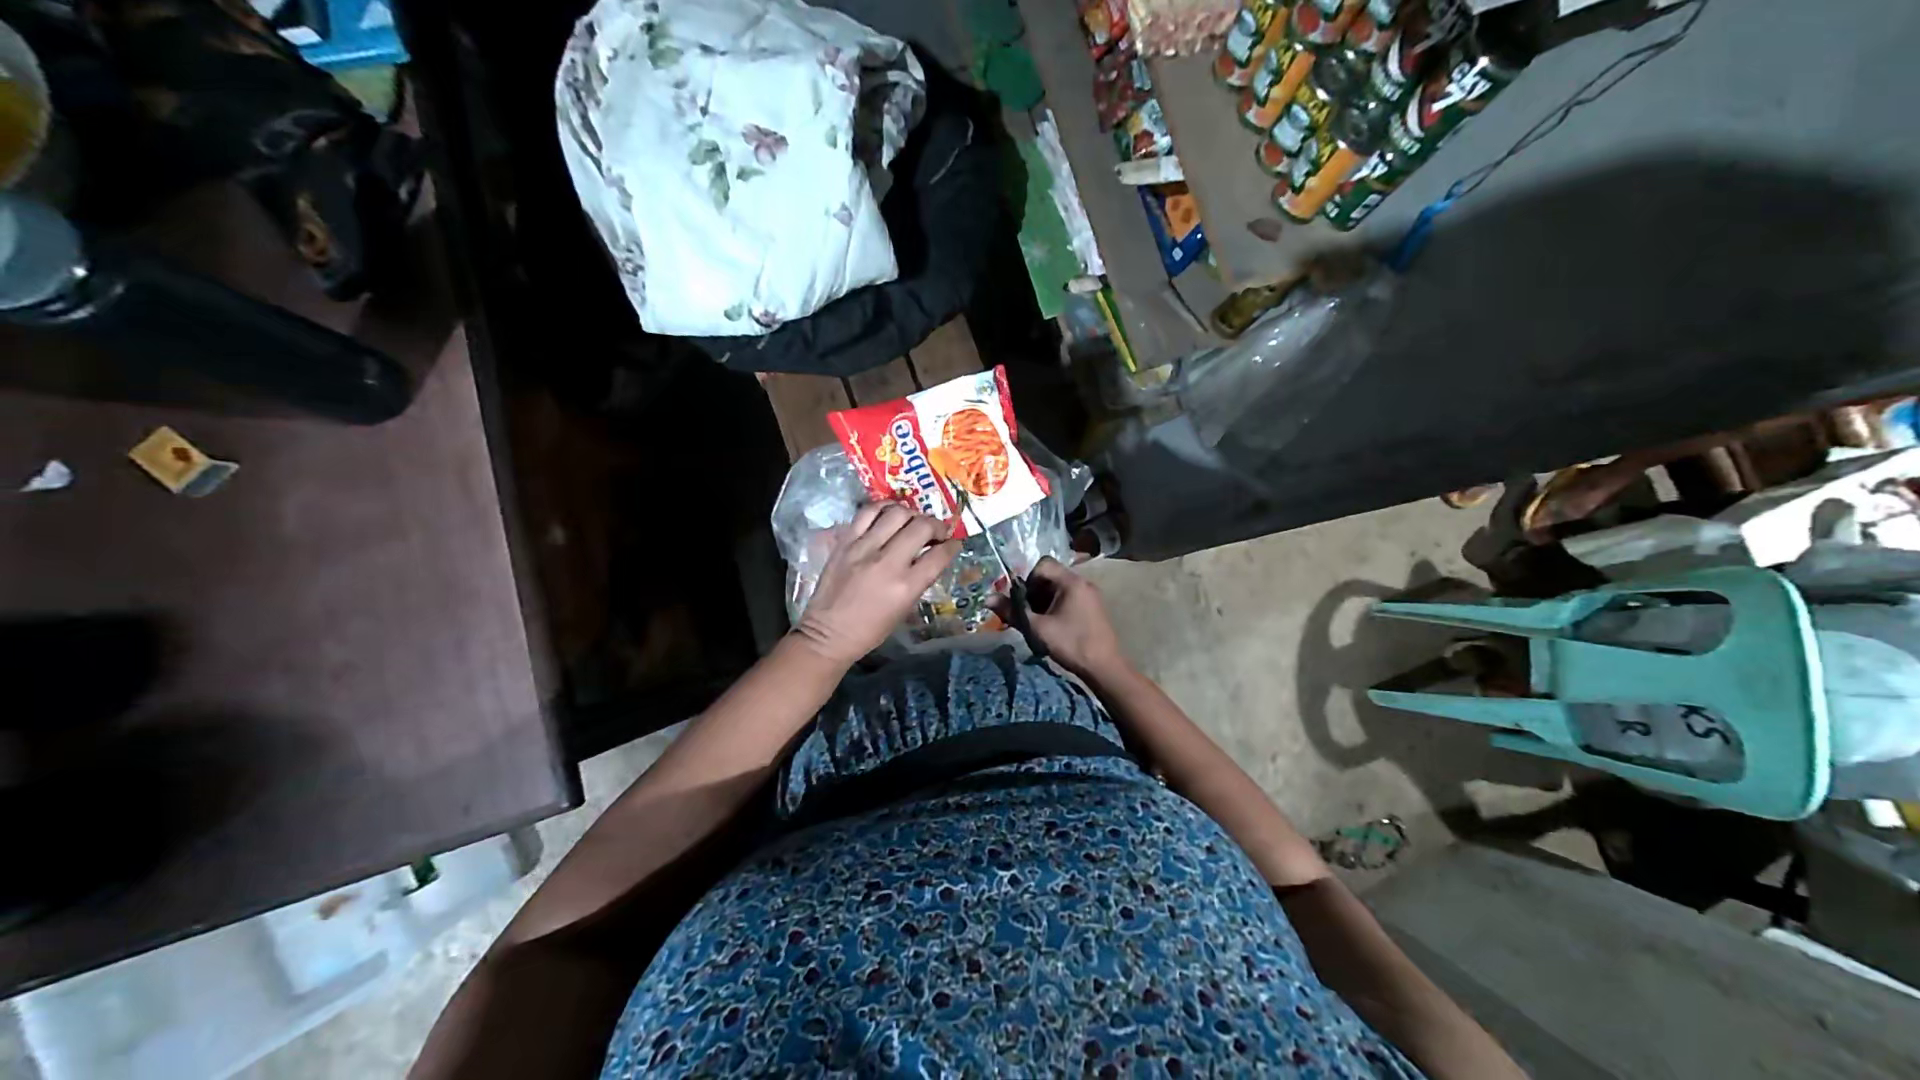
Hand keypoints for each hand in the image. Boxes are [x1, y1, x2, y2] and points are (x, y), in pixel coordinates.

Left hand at [793, 503, 960, 665]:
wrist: (828, 633)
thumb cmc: (870, 629)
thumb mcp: (904, 608)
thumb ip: (919, 579)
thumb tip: (932, 554)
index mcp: (906, 586)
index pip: (939, 555)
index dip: (952, 545)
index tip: (954, 543)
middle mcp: (887, 563)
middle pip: (921, 527)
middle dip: (936, 526)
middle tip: (936, 532)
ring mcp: (864, 548)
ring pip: (896, 513)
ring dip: (911, 514)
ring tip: (912, 521)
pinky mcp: (845, 542)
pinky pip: (867, 512)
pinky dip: (883, 508)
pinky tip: (889, 513)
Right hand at [995, 557, 1128, 680]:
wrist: (1104, 667)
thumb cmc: (1071, 644)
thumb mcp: (1037, 628)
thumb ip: (1012, 611)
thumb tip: (987, 599)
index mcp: (1071, 582)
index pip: (1043, 564)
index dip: (1028, 579)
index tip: (1024, 600)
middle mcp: (1082, 582)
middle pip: (1050, 576)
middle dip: (1034, 592)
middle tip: (1027, 613)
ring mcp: (1090, 595)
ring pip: (1059, 588)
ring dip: (1044, 601)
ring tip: (1038, 622)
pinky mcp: (1093, 608)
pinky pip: (1069, 598)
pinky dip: (1056, 606)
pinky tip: (1053, 627)